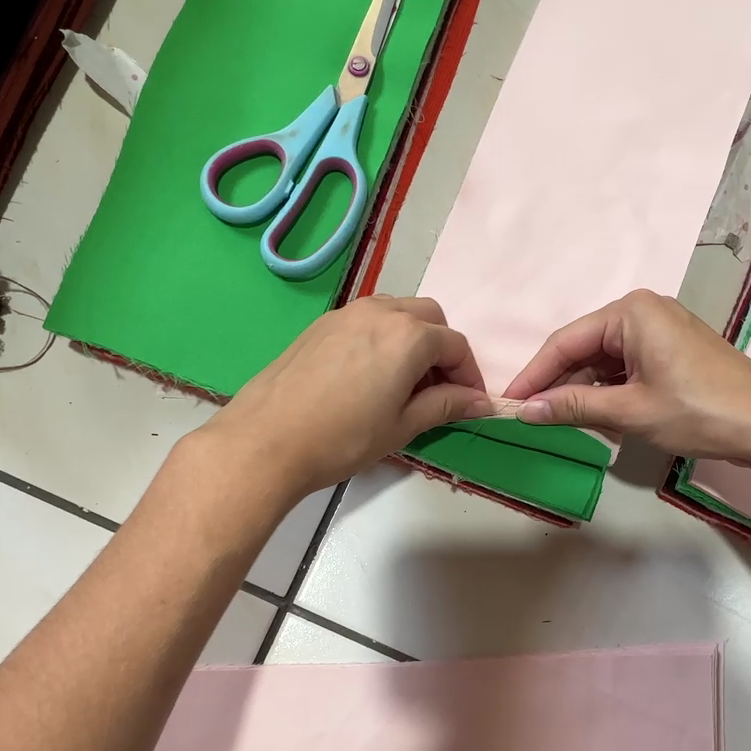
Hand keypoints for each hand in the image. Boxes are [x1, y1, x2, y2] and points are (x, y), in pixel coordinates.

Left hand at [198, 296, 491, 497]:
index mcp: (409, 336)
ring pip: (397, 312)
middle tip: (438, 391)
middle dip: (442, 350)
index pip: (456, 345)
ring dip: (412, 339)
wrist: (268, 439)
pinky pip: (367, 320)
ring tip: (404, 383)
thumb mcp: (403, 426)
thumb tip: (482, 402)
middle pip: (429, 318)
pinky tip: (370, 375)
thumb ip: (446, 405)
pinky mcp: (321, 324)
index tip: (470, 403)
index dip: (469, 375)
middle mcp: (381, 311)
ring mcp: (347, 313)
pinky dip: (383, 338)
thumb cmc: (343, 439)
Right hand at [503, 290, 750, 463]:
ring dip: (581, 391)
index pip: (565, 343)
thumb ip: (574, 407)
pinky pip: (624, 367)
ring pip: (602, 361)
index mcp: (631, 312)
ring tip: (557, 421)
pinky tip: (595, 416)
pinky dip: (606, 391)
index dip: (533, 376)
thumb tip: (525, 411)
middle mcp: (643, 311)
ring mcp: (659, 330)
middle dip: (557, 384)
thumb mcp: (630, 411)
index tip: (507, 404)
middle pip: (582, 348)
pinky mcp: (670, 352)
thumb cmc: (698, 410)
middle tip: (527, 417)